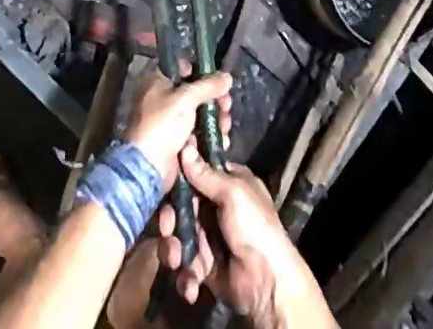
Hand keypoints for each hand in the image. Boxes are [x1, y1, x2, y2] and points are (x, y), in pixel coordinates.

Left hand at [122, 69, 232, 193]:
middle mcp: (163, 96)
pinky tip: (223, 139)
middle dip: (214, 99)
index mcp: (157, 80)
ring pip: (199, 112)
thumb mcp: (185, 99)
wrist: (149, 166)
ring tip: (226, 125)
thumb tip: (227, 76)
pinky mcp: (178, 138)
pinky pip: (198, 131)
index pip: (183, 68)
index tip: (219, 81)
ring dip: (216, 118)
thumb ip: (207, 86)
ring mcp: (171, 119)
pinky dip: (210, 133)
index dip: (202, 72)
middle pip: (195, 91)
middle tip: (227, 106)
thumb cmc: (163, 124)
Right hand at [157, 146, 316, 322]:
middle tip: (167, 229)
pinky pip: (185, 265)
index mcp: (228, 185)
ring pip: (178, 236)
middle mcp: (216, 208)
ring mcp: (209, 238)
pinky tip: (192, 285)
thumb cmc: (254, 228)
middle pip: (181, 206)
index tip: (163, 185)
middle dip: (170, 220)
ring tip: (177, 262)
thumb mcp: (233, 193)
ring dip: (173, 250)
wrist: (269, 283)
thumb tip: (185, 146)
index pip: (196, 173)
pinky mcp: (204, 266)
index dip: (178, 179)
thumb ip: (206, 174)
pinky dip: (186, 276)